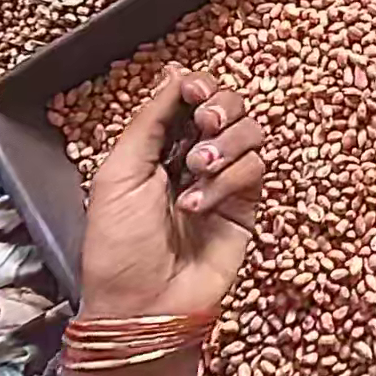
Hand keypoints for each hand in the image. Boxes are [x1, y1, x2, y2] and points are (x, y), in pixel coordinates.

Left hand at [81, 65, 263, 317]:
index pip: (193, 98)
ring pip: (251, 132)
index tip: (194, 92)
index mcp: (161, 144)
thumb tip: (175, 70)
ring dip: (226, 143)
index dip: (199, 87)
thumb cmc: (120, 243)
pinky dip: (230, 180)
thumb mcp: (119, 172)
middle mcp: (197, 154)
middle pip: (230, 106)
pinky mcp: (247, 202)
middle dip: (220, 107)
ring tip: (199, 168)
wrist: (144, 305)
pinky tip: (200, 205)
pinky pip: (256, 168)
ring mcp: (226, 178)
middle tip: (204, 123)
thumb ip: (150, 119)